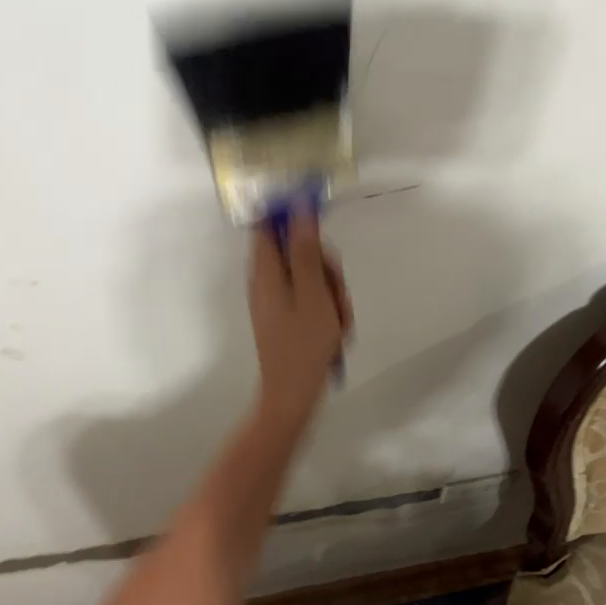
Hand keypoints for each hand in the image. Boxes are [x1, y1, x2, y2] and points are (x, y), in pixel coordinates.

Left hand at [248, 212, 352, 423]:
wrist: (292, 396)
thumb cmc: (303, 344)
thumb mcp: (312, 292)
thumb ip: (306, 250)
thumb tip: (298, 208)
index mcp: (265, 270)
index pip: (269, 224)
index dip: (293, 216)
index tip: (320, 226)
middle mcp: (266, 281)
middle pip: (298, 251)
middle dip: (325, 267)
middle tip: (337, 291)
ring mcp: (276, 300)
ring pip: (310, 277)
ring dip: (331, 293)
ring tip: (339, 321)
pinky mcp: (286, 317)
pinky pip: (310, 299)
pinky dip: (326, 310)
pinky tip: (336, 330)